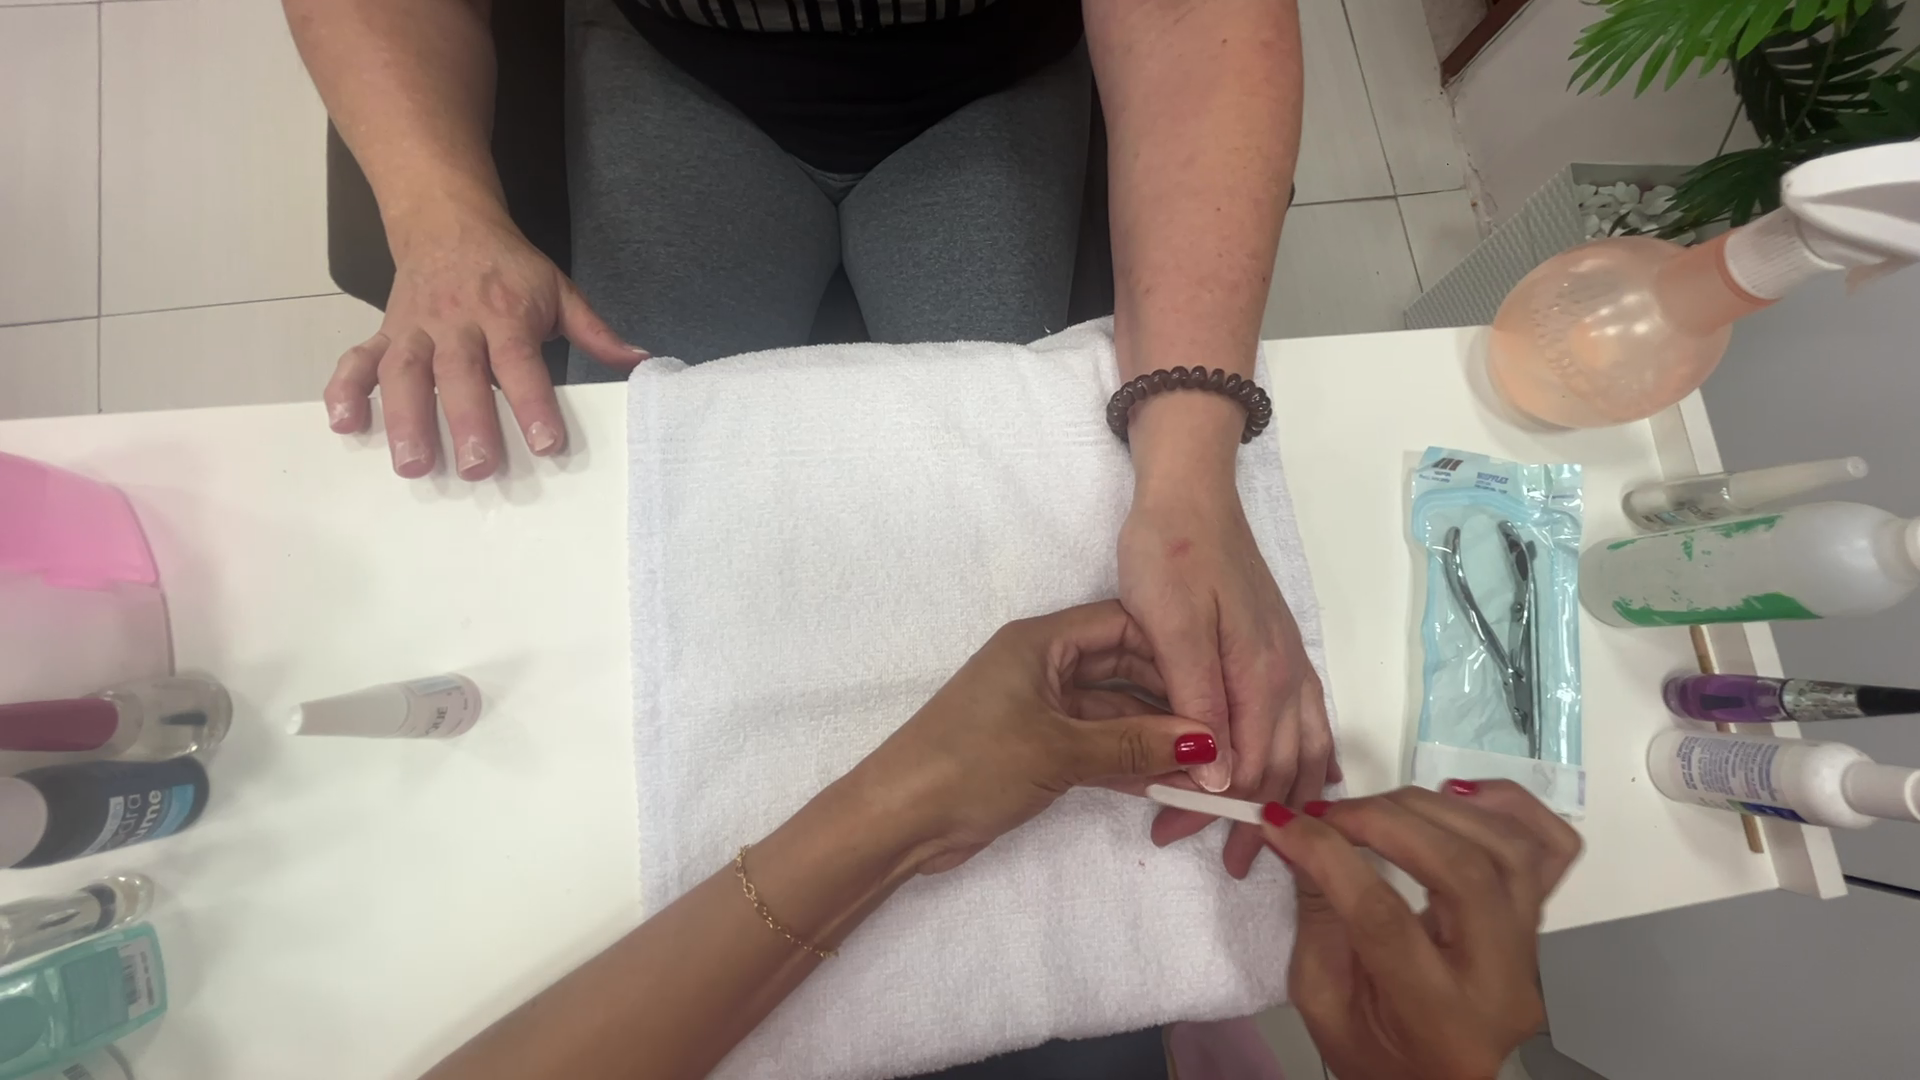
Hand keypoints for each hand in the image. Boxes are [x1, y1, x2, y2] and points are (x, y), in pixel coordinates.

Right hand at [324, 204, 645, 478]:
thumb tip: (642, 362)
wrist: (447, 221)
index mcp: (505, 315)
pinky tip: (344, 425)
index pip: (520, 364)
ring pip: (402, 373)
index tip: (547, 445)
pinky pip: (358, 358)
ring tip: (412, 465)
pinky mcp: (385, 330)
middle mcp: (456, 323)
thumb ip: (598, 333)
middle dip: (466, 423)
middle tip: (479, 469)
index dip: (533, 404)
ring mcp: (415, 327)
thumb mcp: (562, 293)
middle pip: (458, 375)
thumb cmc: (511, 270)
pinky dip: (345, 389)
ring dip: (403, 419)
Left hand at [852, 601, 1218, 875]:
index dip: (1171, 650)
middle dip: (1169, 703)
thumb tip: (1207, 744)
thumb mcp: (1058, 750)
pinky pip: (1094, 743)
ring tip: (1206, 770)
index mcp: (1041, 641)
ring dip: (1152, 739)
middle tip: (1222, 737)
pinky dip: (1126, 761)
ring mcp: (1040, 707)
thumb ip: (1133, 744)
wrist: (901, 818)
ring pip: (1112, 713)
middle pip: (1121, 670)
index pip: (1121, 625)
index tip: (1220, 681)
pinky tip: (1167, 784)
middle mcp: (1043, 665)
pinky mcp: (1037, 746)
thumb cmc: (974, 762)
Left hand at [1118, 473, 1335, 878]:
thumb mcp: (1170, 626)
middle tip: (1225, 858)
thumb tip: (1225, 780)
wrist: (1189, 494)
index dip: (1217, 808)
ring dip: (1285, 793)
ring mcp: (1287, 658)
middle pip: (1284, 764)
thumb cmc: (1169, 555)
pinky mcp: (1274, 645)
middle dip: (1257, 816)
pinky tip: (1301, 770)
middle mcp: (1286, 673)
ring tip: (1267, 834)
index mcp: (1259, 673)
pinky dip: (1304, 754)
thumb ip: (1200, 700)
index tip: (1173, 832)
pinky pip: (1305, 715)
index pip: (1250, 766)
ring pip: (1303, 744)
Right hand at [1262, 781, 1582, 1079]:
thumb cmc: (1374, 1051)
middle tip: (1324, 813)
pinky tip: (1454, 794)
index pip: (1383, 916)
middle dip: (1380, 821)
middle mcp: (1502, 980)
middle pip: (1461, 870)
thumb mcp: (1321, 999)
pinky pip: (1550, 847)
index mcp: (1439, 1016)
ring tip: (1374, 808)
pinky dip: (1507, 805)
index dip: (1326, 855)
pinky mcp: (1537, 919)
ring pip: (1505, 849)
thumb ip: (1315, 914)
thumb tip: (1293, 831)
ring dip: (1429, 807)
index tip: (1279, 821)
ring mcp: (1531, 947)